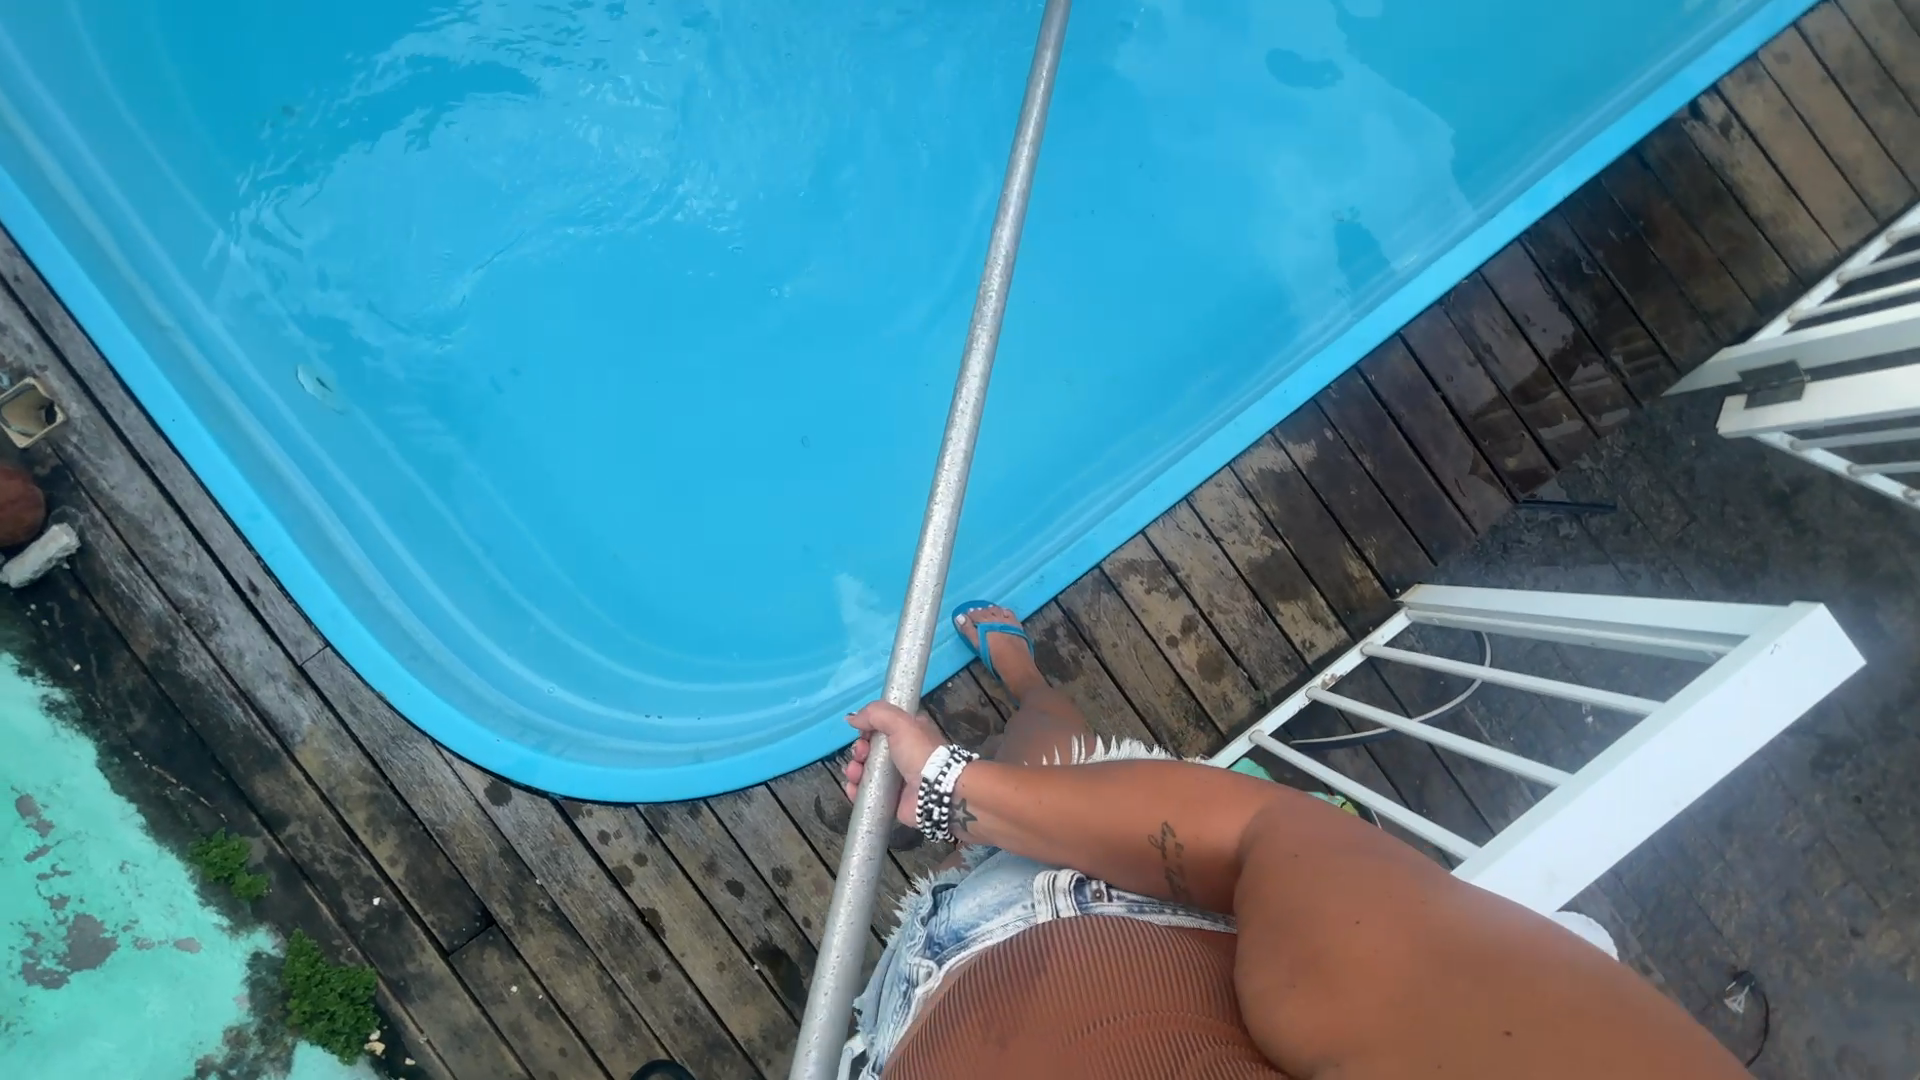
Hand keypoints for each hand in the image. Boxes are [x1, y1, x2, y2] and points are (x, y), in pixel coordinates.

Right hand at [843, 701, 945, 826]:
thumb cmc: (920, 752)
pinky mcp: (890, 798)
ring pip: (865, 771)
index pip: (881, 727)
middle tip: (861, 754)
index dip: (868, 729)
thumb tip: (852, 718)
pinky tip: (853, 787)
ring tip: (855, 773)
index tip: (863, 733)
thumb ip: (876, 714)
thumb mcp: (901, 722)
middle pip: (870, 749)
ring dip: (854, 770)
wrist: (935, 789)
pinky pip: (867, 792)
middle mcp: (901, 753)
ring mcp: (895, 777)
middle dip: (859, 750)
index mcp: (907, 733)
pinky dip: (856, 790)